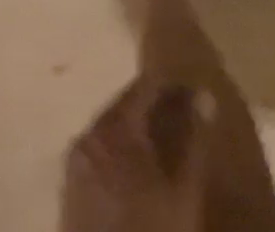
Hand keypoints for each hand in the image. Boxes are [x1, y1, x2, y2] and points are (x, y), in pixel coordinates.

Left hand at [60, 79, 214, 231]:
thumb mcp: (183, 189)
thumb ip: (194, 137)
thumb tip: (204, 95)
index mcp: (113, 129)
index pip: (146, 86)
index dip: (174, 85)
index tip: (197, 90)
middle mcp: (88, 136)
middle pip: (127, 104)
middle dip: (158, 105)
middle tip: (189, 115)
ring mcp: (75, 161)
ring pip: (113, 126)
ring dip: (140, 126)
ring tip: (171, 140)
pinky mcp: (71, 185)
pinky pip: (101, 149)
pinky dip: (123, 147)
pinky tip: (144, 165)